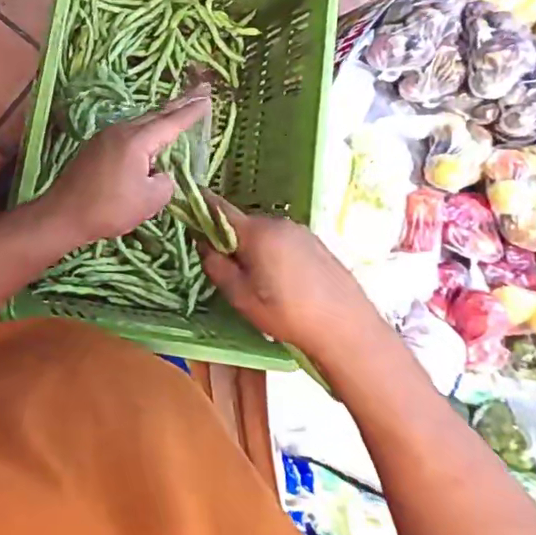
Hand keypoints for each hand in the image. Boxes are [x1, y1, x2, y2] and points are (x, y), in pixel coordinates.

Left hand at [34, 97, 210, 246]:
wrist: (63, 214)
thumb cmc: (109, 208)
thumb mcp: (150, 201)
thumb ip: (165, 182)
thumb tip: (160, 173)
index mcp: (137, 140)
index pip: (172, 122)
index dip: (192, 111)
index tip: (208, 97)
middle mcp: (121, 131)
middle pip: (156, 114)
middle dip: (179, 104)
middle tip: (200, 90)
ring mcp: (105, 137)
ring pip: (141, 122)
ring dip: (161, 117)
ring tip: (179, 109)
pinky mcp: (96, 148)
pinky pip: (128, 132)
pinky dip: (146, 129)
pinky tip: (150, 134)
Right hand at [199, 198, 392, 360]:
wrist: (347, 328)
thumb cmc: (287, 314)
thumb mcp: (241, 296)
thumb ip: (216, 266)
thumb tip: (203, 243)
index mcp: (257, 232)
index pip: (219, 208)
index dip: (201, 206)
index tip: (187, 207)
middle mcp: (279, 223)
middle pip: (244, 224)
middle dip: (232, 240)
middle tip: (230, 272)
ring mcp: (302, 232)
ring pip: (266, 235)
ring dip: (256, 250)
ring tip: (262, 284)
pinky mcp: (318, 244)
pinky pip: (285, 243)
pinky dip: (276, 255)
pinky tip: (285, 284)